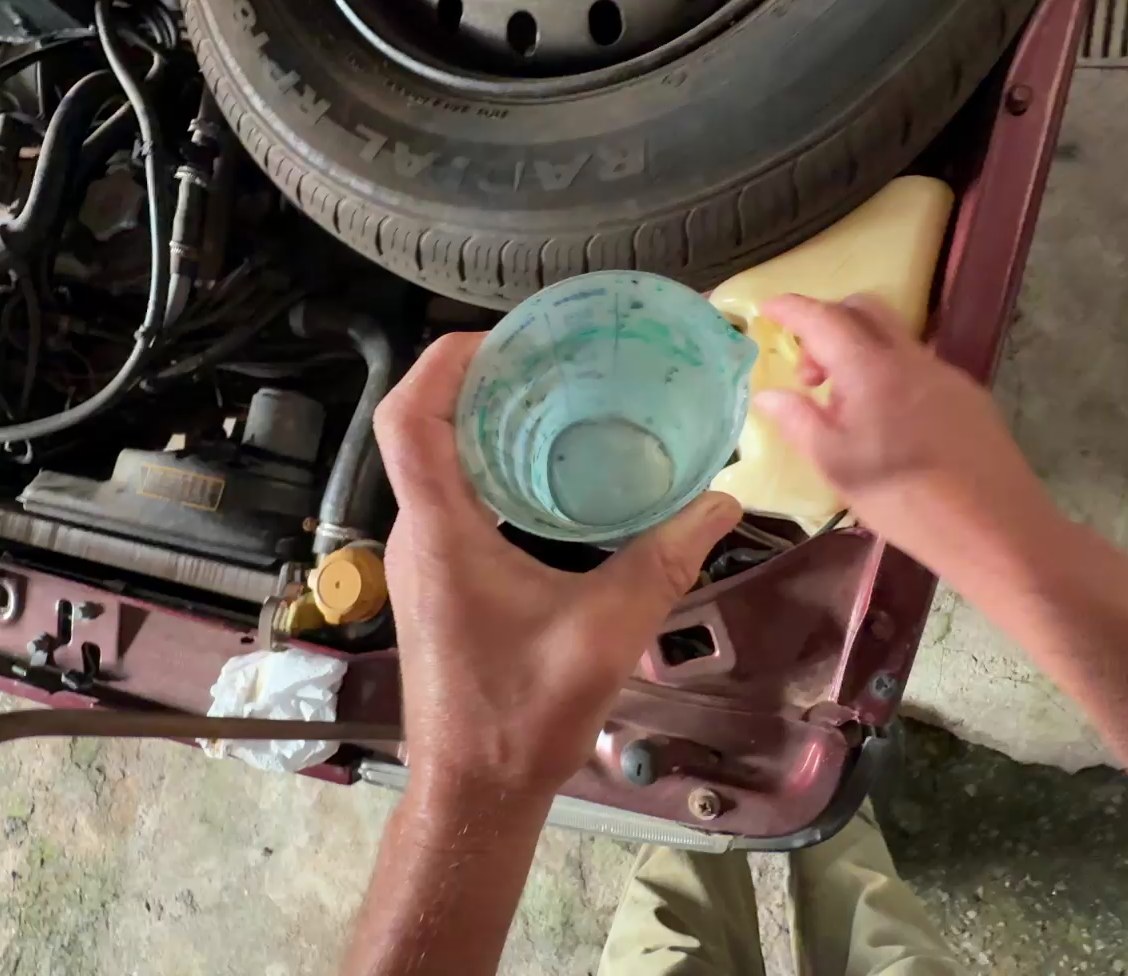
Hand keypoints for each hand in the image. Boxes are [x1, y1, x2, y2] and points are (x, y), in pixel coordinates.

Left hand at [373, 333, 744, 804]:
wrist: (474, 786)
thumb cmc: (524, 715)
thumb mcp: (606, 633)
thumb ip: (664, 562)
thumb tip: (719, 502)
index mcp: (441, 531)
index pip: (409, 419)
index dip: (443, 363)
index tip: (503, 340)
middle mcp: (418, 530)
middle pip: (421, 426)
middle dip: (473, 378)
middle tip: (544, 358)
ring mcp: (421, 551)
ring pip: (434, 457)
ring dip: (480, 418)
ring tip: (549, 396)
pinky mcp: (435, 569)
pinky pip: (449, 490)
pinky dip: (486, 460)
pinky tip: (544, 467)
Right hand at [752, 293, 1063, 576]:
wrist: (997, 530)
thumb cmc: (903, 499)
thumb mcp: (833, 464)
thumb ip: (796, 420)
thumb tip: (768, 394)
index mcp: (872, 370)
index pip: (824, 319)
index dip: (791, 308)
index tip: (766, 308)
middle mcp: (911, 359)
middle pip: (864, 309)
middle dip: (825, 323)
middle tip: (807, 373)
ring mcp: (945, 374)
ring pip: (891, 338)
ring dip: (855, 352)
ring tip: (841, 408)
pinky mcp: (967, 396)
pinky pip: (914, 365)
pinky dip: (883, 372)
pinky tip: (882, 423)